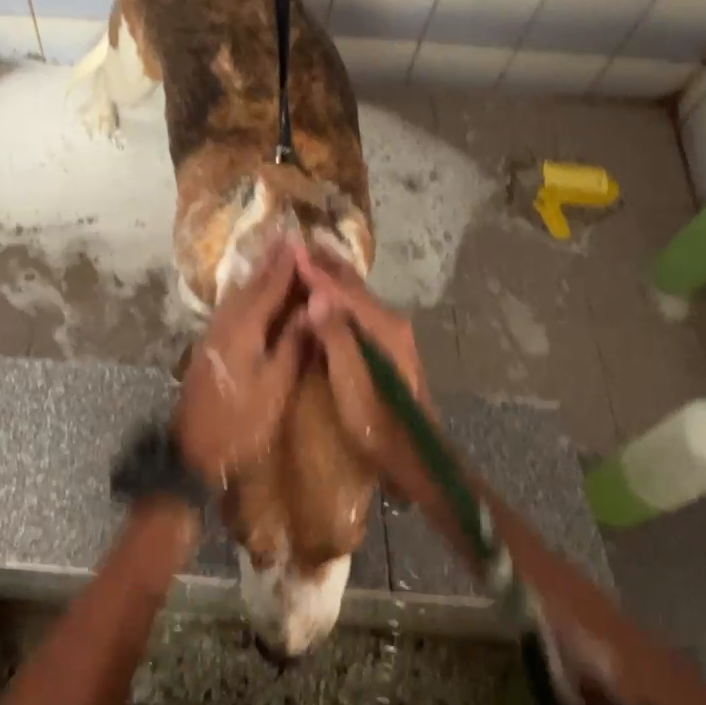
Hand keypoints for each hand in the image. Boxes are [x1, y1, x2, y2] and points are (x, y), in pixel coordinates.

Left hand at [174, 241, 308, 486]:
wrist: (194, 452)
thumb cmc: (241, 423)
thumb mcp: (275, 387)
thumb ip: (293, 344)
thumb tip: (313, 307)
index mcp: (244, 329)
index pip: (269, 288)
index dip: (285, 265)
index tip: (299, 239)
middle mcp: (225, 324)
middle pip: (250, 286)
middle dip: (269, 263)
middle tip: (286, 237)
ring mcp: (214, 335)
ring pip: (239, 296)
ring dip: (257, 276)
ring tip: (273, 257)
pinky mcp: (211, 348)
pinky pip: (233, 309)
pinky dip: (247, 295)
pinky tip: (252, 295)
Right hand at [292, 243, 434, 499]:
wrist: (415, 460)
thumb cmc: (378, 425)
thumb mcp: (352, 384)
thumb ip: (337, 338)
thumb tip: (318, 294)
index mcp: (382, 327)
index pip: (341, 289)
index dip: (315, 270)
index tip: (290, 248)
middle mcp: (391, 322)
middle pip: (353, 286)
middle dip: (325, 265)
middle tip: (297, 244)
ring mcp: (393, 335)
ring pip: (357, 296)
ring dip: (332, 278)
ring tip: (307, 262)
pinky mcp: (389, 348)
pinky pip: (358, 310)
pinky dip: (339, 297)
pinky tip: (324, 298)